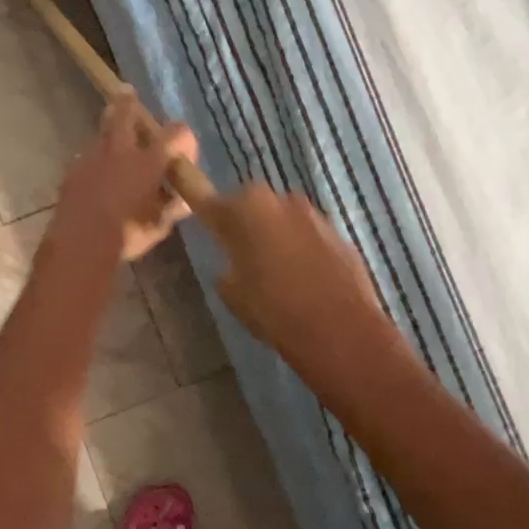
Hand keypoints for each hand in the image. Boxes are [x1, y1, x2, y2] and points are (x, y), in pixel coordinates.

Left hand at [53, 90, 199, 261]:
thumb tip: (182, 203)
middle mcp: (122, 150)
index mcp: (149, 162)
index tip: (184, 149)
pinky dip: (95, 161)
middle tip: (127, 92)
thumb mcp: (158, 226)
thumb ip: (171, 209)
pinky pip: (87, 157)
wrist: (79, 242)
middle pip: (125, 113)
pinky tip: (97, 175)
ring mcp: (93, 156)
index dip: (184, 138)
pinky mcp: (73, 170)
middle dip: (128, 102)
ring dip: (110, 132)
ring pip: (103, 133)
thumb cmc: (126, 235)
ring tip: (113, 137)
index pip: (177, 134)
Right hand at [203, 184, 388, 369]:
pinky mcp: (339, 234)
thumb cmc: (273, 309)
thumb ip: (228, 266)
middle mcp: (280, 200)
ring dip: (275, 235)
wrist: (339, 330)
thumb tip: (235, 264)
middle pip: (251, 205)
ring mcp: (314, 214)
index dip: (197, 199)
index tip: (189, 199)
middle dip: (243, 223)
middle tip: (238, 254)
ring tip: (273, 271)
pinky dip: (301, 248)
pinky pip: (308, 235)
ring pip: (282, 219)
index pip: (208, 197)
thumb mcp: (231, 293)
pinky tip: (302, 278)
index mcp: (245, 209)